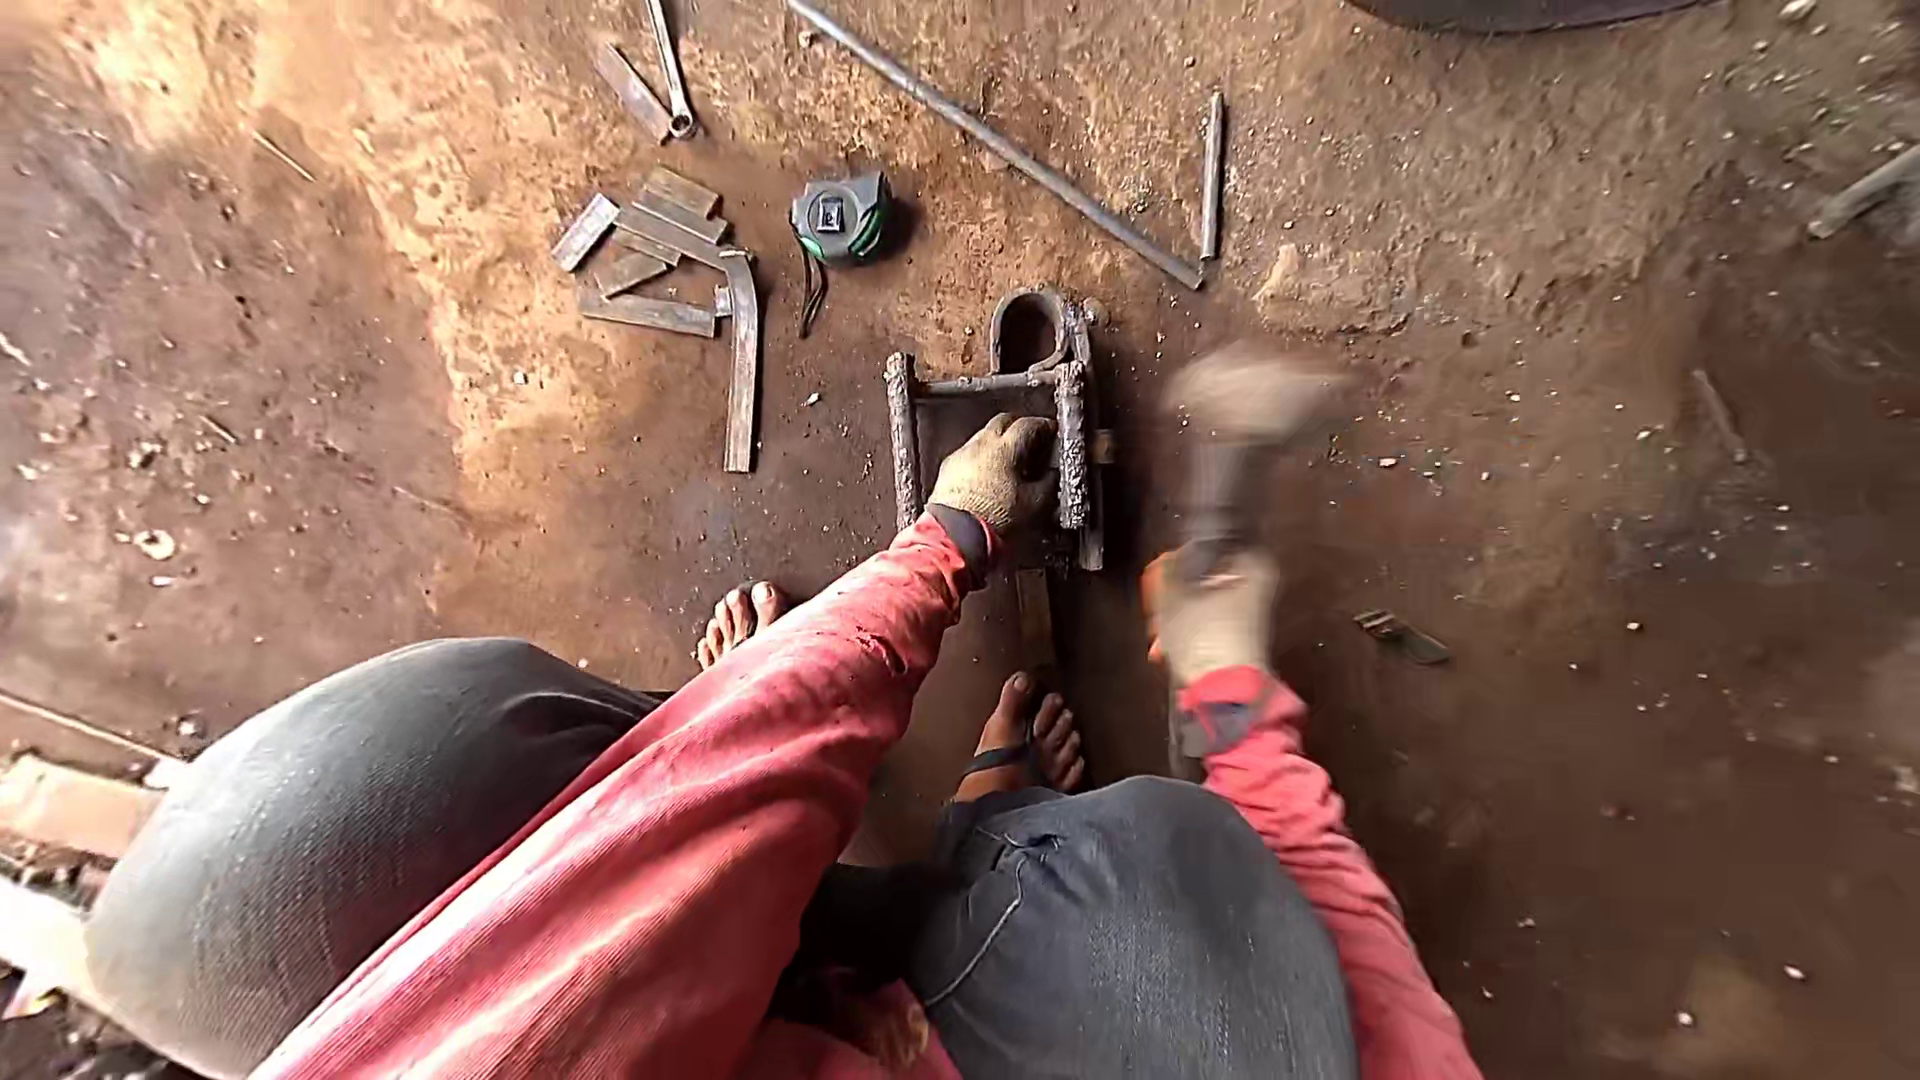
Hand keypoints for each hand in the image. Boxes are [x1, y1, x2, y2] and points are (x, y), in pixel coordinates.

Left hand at [929, 413, 1056, 536]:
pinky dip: (981, 459)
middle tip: (1031, 439)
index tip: (1051, 432)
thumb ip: (1048, 482)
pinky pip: (968, 454)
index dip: (1044, 426)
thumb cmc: (993, 521)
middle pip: (1003, 421)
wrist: (956, 536)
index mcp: (1004, 448)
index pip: (1028, 424)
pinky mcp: (948, 469)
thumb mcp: (1034, 503)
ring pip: (983, 436)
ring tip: (1010, 460)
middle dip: (1019, 426)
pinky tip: (988, 476)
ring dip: (999, 442)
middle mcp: (980, 445)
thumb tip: (1053, 474)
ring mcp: (961, 455)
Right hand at [1142, 546, 1278, 684]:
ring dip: (1174, 616)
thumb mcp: (1173, 595)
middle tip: (1159, 602)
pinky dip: (1184, 632)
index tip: (1166, 568)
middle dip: (1175, 592)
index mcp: (1252, 568)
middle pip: (1204, 578)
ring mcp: (1247, 618)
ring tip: (1158, 631)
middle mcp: (1255, 590)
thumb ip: (1168, 569)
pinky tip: (1165, 647)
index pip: (1212, 546)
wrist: (1223, 689)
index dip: (1184, 556)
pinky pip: (1205, 626)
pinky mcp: (1236, 642)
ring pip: (1201, 603)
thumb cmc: (1203, 636)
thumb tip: (1169, 557)